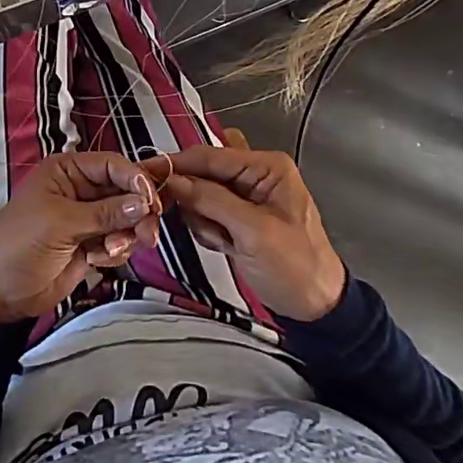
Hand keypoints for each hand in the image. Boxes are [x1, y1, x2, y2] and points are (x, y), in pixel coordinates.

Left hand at [0, 151, 162, 323]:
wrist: (2, 292)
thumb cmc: (21, 245)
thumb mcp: (61, 224)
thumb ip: (105, 213)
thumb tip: (144, 203)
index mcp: (64, 171)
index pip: (110, 164)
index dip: (134, 179)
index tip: (151, 201)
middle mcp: (78, 189)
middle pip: (125, 190)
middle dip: (138, 211)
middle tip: (146, 233)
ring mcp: (86, 217)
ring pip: (127, 217)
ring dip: (128, 234)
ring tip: (113, 249)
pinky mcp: (92, 243)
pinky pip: (120, 239)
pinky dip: (117, 249)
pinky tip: (98, 259)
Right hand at [145, 128, 346, 321]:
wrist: (315, 306)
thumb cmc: (298, 267)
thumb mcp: (254, 232)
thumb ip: (211, 200)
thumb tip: (173, 180)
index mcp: (267, 167)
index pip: (210, 156)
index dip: (176, 164)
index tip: (147, 171)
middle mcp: (253, 174)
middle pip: (200, 172)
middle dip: (195, 200)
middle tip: (204, 223)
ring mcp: (242, 195)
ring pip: (197, 193)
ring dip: (202, 219)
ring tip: (227, 241)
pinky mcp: (233, 215)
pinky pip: (202, 211)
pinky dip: (206, 229)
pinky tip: (227, 245)